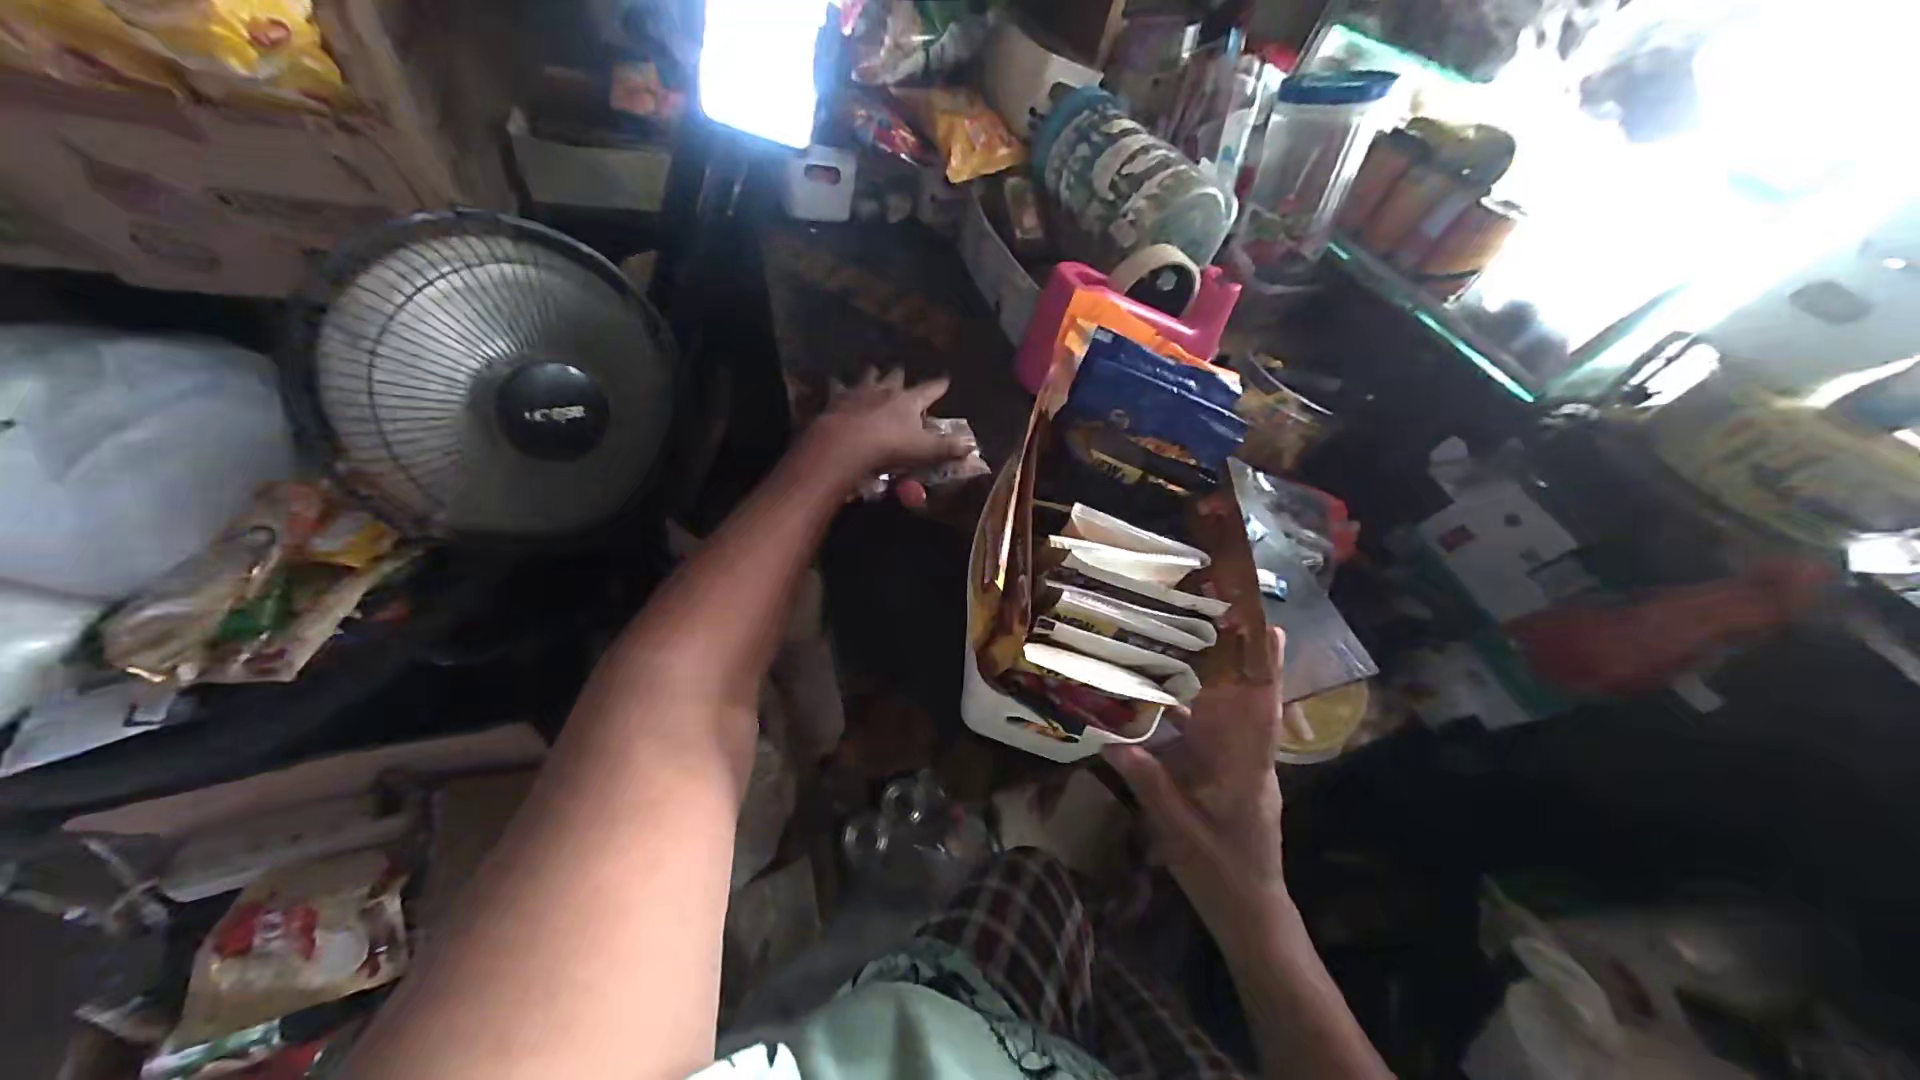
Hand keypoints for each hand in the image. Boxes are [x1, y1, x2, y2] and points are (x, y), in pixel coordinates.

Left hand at [808, 369, 973, 506]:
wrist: (845, 444)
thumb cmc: (890, 448)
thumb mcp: (925, 451)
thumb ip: (948, 448)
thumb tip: (972, 446)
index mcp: (909, 401)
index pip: (930, 390)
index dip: (939, 386)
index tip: (945, 380)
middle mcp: (885, 390)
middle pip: (895, 378)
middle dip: (899, 376)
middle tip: (900, 372)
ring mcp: (859, 392)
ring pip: (867, 378)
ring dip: (871, 375)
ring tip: (872, 371)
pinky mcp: (836, 400)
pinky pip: (838, 389)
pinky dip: (838, 387)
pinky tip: (835, 385)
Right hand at [1105, 627, 1291, 928]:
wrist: (1249, 912)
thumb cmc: (1221, 874)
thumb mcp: (1180, 831)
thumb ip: (1148, 784)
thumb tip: (1110, 740)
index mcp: (1246, 770)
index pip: (1262, 711)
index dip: (1268, 669)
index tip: (1272, 628)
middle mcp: (1247, 759)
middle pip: (1245, 701)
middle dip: (1234, 659)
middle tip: (1214, 617)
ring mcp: (1238, 767)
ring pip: (1226, 715)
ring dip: (1211, 682)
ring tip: (1182, 646)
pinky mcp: (1225, 776)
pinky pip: (1209, 735)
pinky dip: (1190, 714)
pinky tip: (1162, 699)